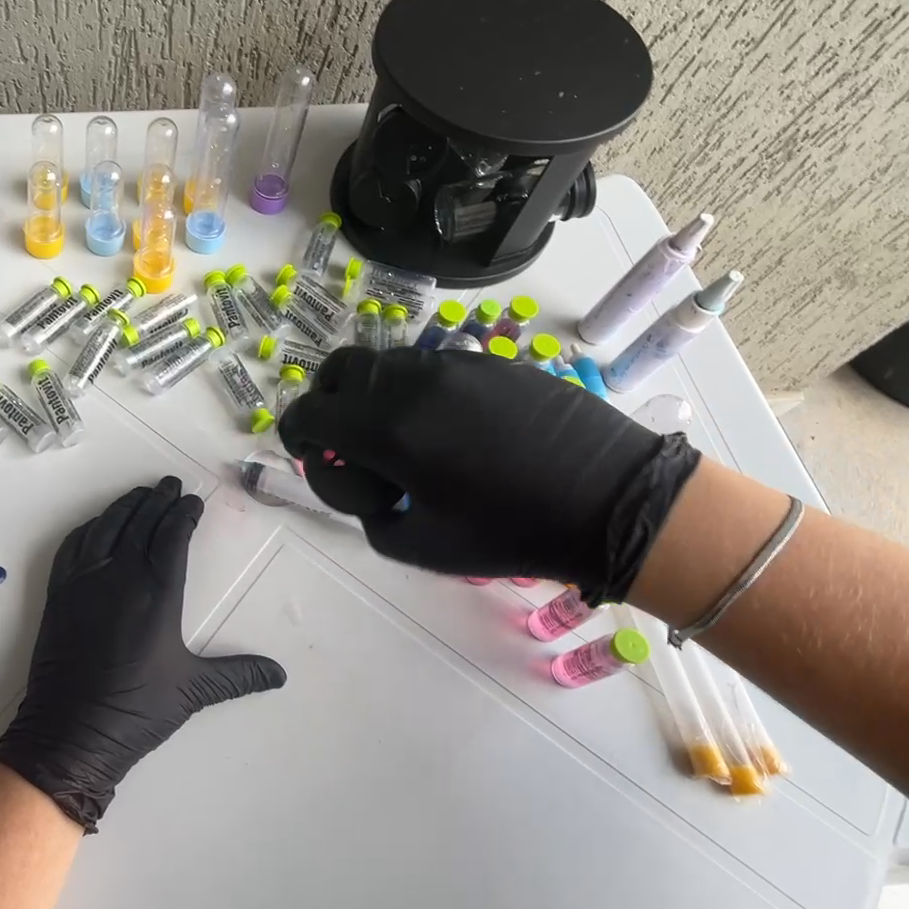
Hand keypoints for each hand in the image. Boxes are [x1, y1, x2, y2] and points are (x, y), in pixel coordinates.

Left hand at [0, 476, 286, 832]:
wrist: (69, 734)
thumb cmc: (136, 711)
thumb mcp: (194, 691)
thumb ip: (238, 675)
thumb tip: (280, 674)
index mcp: (156, 592)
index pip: (173, 536)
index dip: (184, 514)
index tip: (193, 502)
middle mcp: (119, 576)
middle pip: (140, 522)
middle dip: (157, 500)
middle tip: (170, 484)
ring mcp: (83, 582)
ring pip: (105, 527)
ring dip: (124, 506)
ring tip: (139, 494)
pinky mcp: (58, 594)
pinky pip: (72, 546)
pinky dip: (88, 528)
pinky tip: (96, 525)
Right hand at [277, 347, 699, 603]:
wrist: (612, 500)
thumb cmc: (511, 533)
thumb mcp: (418, 546)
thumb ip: (366, 514)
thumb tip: (362, 483)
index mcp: (386, 429)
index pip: (310, 412)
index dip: (296, 433)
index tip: (306, 451)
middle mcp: (410, 383)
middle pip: (339, 370)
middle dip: (328, 403)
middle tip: (345, 441)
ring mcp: (452, 365)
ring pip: (384, 362)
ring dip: (371, 393)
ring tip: (399, 436)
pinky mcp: (488, 362)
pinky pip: (430, 365)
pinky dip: (415, 389)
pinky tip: (447, 427)